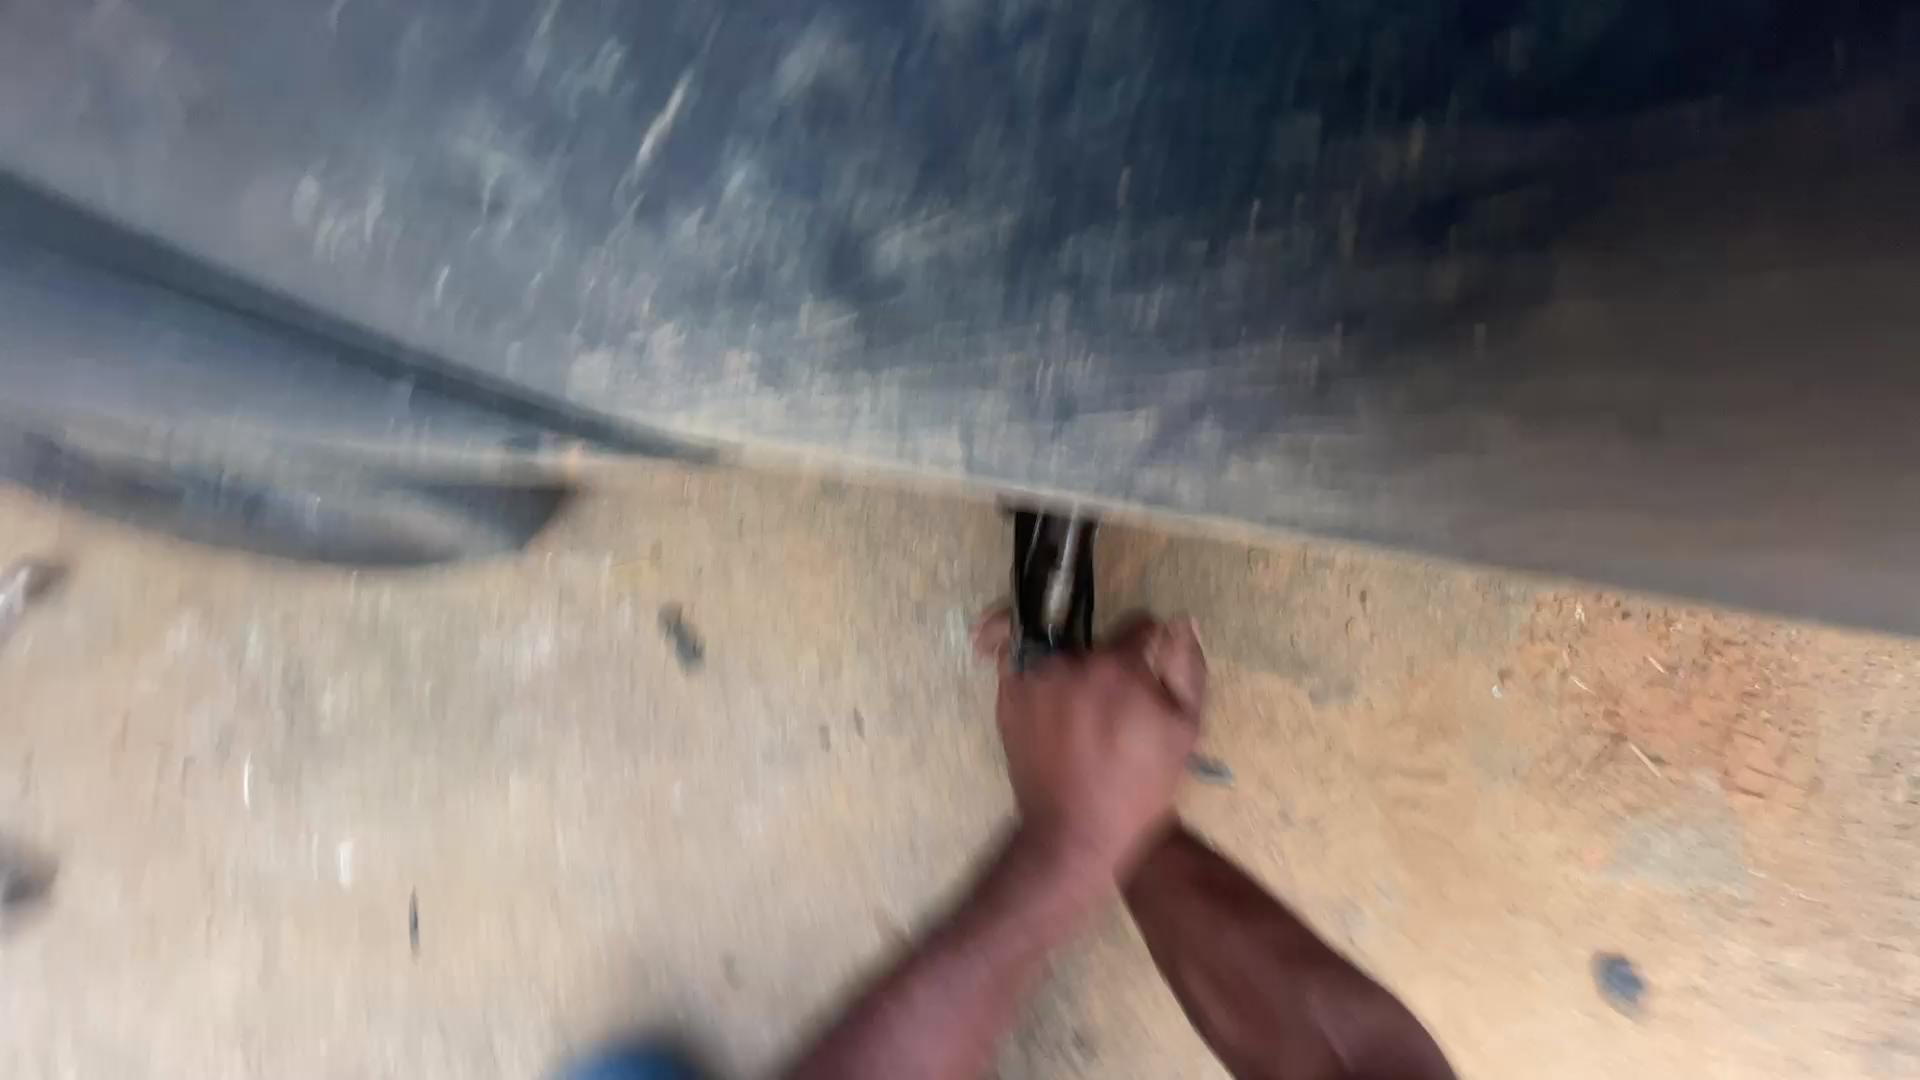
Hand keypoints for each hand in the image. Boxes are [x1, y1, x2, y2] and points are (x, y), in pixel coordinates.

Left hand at [976, 612, 1207, 879]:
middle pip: (1098, 641)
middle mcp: (1071, 661)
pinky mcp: (1007, 695)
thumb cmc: (1138, 788)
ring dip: (1073, 668)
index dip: (1151, 646)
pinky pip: (1016, 659)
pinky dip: (1024, 660)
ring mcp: (1033, 677)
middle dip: (1111, 662)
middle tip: (1115, 703)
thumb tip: (1180, 621)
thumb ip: (1187, 668)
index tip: (1150, 670)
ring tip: (1079, 710)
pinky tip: (1028, 677)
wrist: (1073, 833)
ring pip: (1060, 650)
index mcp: (1118, 665)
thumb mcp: (1184, 731)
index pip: (1139, 626)